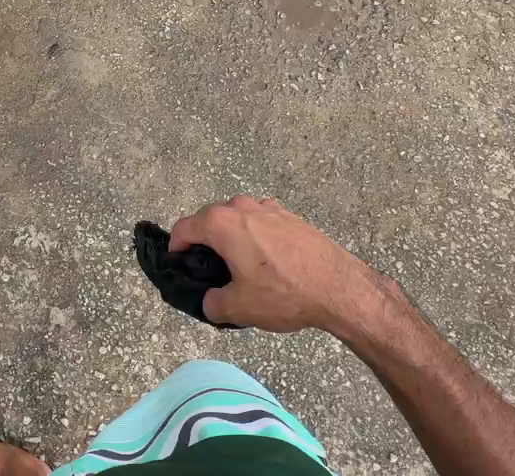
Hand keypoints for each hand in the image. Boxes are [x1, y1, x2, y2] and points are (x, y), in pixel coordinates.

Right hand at [169, 196, 385, 333]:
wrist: (338, 287)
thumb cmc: (283, 293)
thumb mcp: (239, 308)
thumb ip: (213, 304)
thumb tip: (210, 301)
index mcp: (221, 223)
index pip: (184, 228)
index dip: (175, 246)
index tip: (177, 263)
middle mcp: (240, 207)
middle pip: (209, 219)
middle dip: (203, 241)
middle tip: (207, 269)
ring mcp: (267, 207)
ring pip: (236, 218)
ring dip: (230, 236)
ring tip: (238, 265)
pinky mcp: (289, 215)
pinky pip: (260, 222)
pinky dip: (255, 236)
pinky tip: (267, 261)